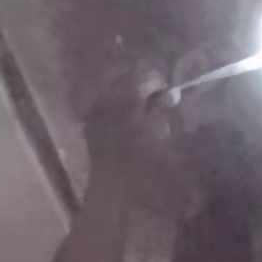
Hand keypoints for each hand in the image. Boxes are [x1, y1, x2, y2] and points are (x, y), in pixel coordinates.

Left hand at [84, 73, 174, 190]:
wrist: (111, 183)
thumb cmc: (140, 158)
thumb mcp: (159, 130)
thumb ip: (163, 109)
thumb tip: (171, 94)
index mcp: (127, 95)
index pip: (147, 78)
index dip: (160, 85)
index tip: (170, 97)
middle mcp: (108, 96)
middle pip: (128, 82)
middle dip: (143, 89)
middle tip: (157, 103)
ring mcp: (96, 109)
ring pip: (115, 93)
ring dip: (129, 98)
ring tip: (142, 113)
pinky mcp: (91, 124)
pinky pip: (105, 107)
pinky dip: (117, 109)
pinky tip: (126, 122)